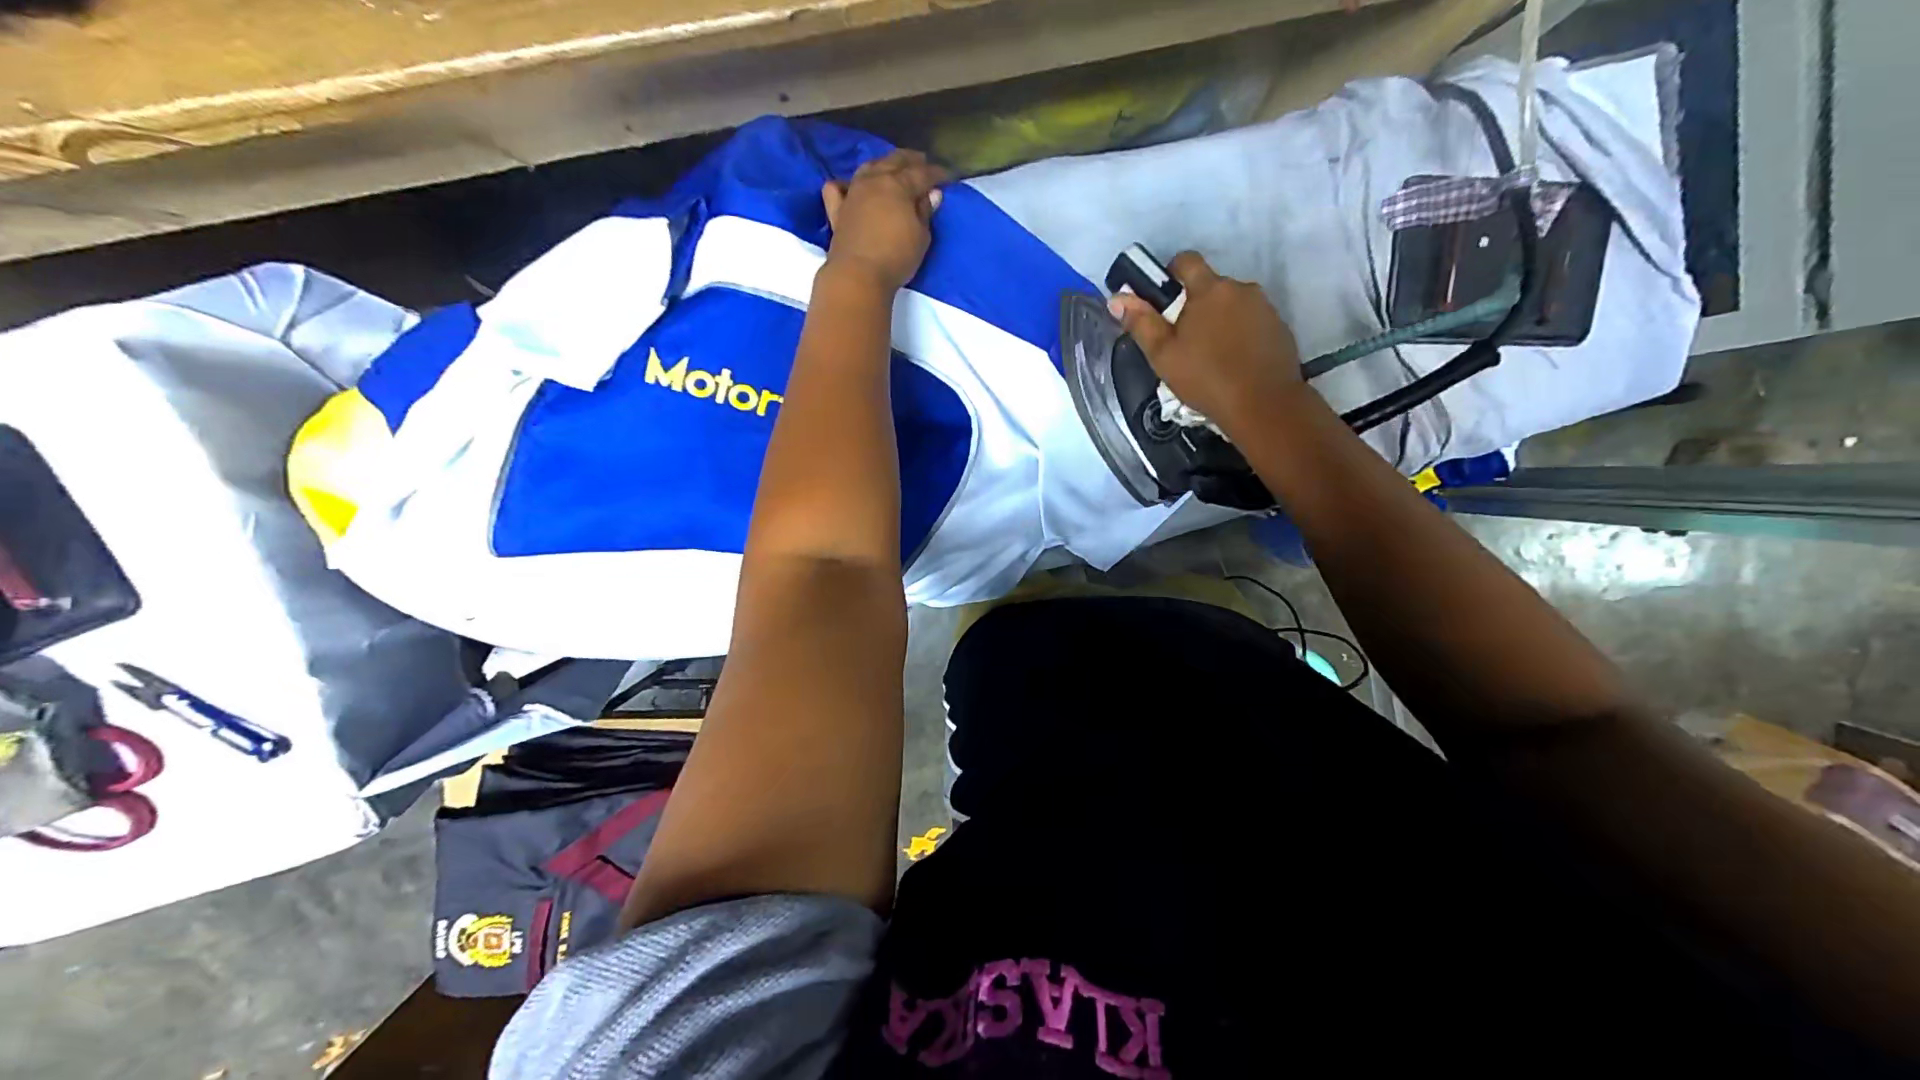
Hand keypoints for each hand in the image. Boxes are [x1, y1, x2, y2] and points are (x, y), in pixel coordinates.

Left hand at [821, 150, 949, 292]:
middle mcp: (874, 181)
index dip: (937, 173)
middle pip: (894, 161)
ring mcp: (853, 193)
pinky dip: (844, 184)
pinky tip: (850, 187)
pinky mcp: (837, 211)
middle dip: (911, 160)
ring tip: (892, 169)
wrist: (858, 275)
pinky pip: (837, 189)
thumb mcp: (921, 237)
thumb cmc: (896, 257)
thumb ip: (925, 212)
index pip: (922, 173)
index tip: (948, 176)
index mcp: (898, 185)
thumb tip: (930, 194)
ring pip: (868, 168)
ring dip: (882, 164)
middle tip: (922, 162)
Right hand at [1110, 252, 1306, 438]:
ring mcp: (1265, 307)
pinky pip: (1252, 321)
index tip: (1163, 298)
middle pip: (1211, 286)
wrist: (1264, 405)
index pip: (1187, 260)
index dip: (1171, 273)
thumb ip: (1141, 322)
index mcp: (1209, 290)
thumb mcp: (1163, 355)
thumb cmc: (1206, 378)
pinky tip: (1233, 362)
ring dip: (1219, 319)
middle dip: (1195, 304)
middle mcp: (1241, 288)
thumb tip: (1117, 298)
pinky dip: (1240, 334)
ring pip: (1233, 304)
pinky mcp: (1280, 327)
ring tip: (1210, 354)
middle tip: (1183, 339)